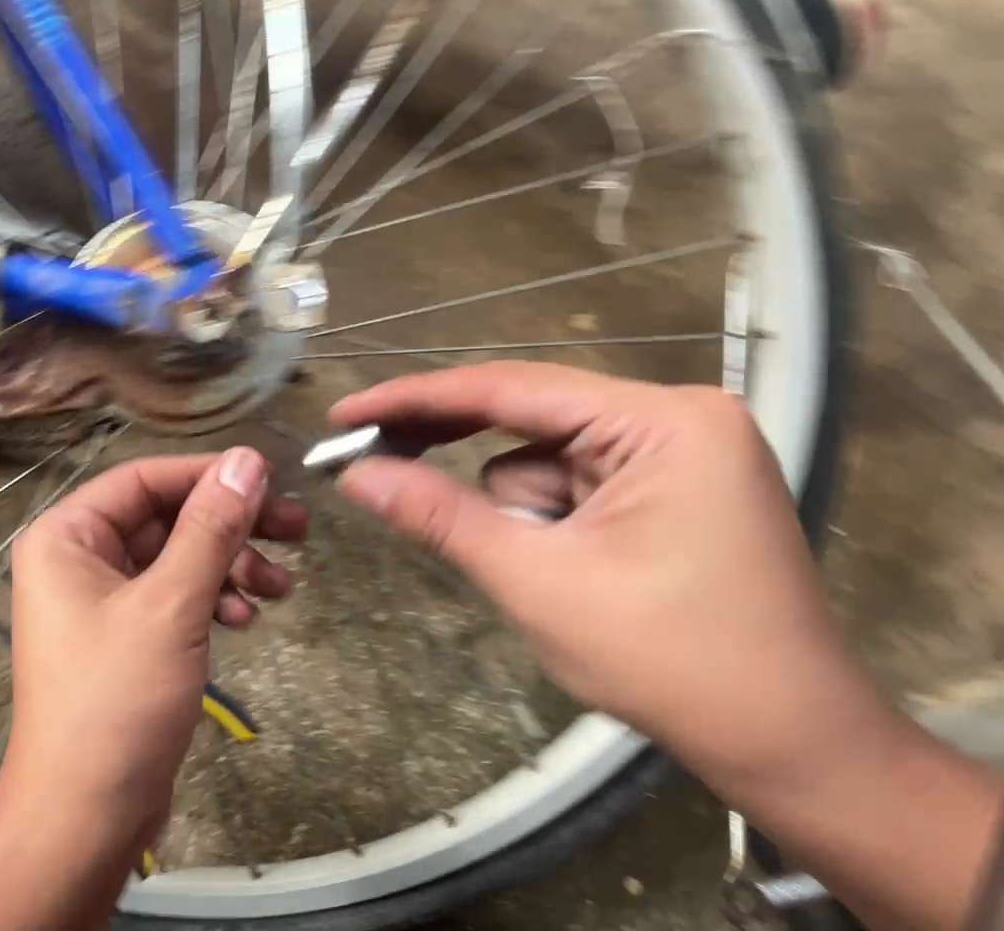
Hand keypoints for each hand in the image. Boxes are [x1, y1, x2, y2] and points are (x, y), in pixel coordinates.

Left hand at [1, 451, 304, 851]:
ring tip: (279, 589)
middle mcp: (74, 559)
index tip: (270, 481)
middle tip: (297, 531)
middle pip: (163, 519)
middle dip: (228, 527)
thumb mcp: (170, 604)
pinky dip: (209, 603)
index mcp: (65, 535)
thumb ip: (210, 529)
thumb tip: (247, 461)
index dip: (207, 476)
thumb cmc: (117, 699)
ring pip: (174, 560)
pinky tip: (244, 621)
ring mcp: (97, 601)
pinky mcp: (122, 638)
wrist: (85, 812)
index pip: (143, 480)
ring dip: (227, 568)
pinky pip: (170, 599)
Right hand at [327, 361, 882, 779]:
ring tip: (541, 572)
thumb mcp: (535, 581)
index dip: (412, 399)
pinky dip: (540, 518)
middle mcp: (673, 418)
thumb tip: (352, 474)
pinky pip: (565, 481)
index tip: (343, 413)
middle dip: (451, 446)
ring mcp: (675, 453)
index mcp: (661, 422)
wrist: (789, 745)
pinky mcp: (666, 488)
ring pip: (538, 457)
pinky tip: (566, 568)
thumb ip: (437, 515)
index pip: (508, 389)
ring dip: (514, 508)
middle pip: (523, 414)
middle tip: (365, 453)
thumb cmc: (670, 660)